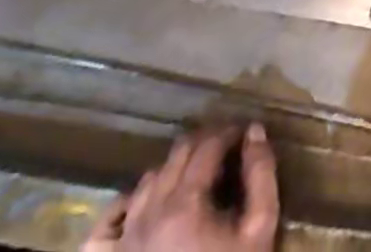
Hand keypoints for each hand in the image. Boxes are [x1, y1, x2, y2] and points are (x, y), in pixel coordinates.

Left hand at [83, 124, 280, 251]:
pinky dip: (129, 201)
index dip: (230, 132)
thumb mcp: (260, 227)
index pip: (208, 145)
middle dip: (205, 143)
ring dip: (175, 167)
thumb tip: (255, 132)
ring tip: (198, 173)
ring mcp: (122, 238)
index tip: (246, 131)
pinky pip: (108, 219)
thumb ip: (261, 175)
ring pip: (147, 180)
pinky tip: (146, 201)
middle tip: (228, 147)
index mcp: (185, 203)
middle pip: (177, 155)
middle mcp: (148, 213)